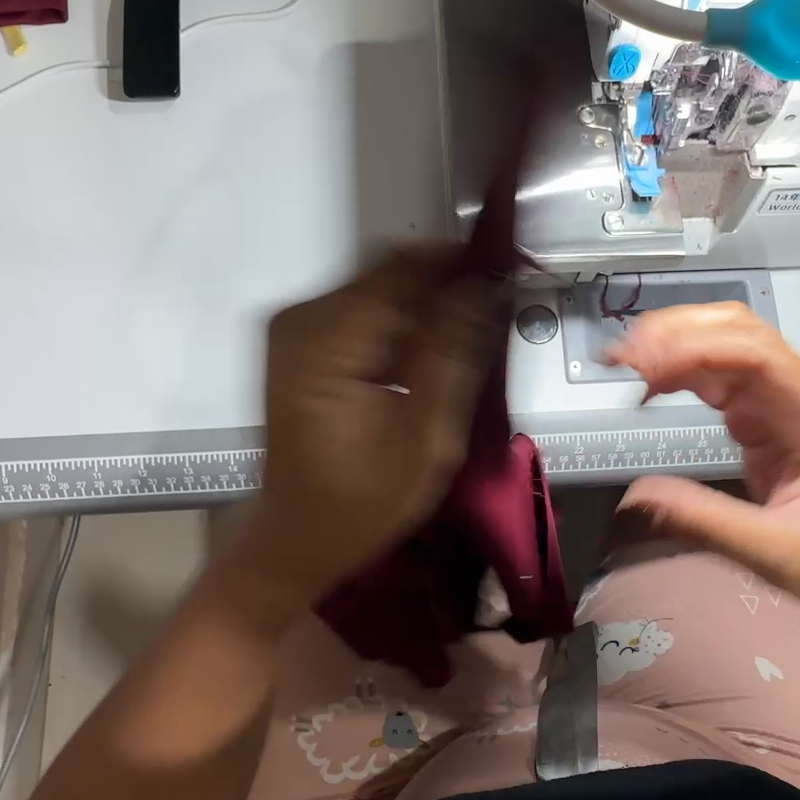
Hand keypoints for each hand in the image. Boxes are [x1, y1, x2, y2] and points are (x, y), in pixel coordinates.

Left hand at [240, 249, 497, 605]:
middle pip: (388, 276)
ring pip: (378, 291)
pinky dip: (398, 328)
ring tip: (462, 348)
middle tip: (488, 322)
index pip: (402, 269)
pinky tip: (422, 364)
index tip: (505, 271)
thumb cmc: (362, 503)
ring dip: (423, 311)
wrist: (297, 539)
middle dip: (442, 290)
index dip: (457, 261)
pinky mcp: (300, 343)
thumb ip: (455, 354)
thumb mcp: (427, 437)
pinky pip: (362, 314)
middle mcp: (300, 319)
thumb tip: (484, 285)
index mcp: (325, 340)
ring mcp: (294, 329)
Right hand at [605, 303, 799, 616]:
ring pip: (725, 345)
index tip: (646, 368)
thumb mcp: (776, 554)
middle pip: (741, 333)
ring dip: (674, 344)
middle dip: (679, 333)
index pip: (760, 356)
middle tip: (623, 357)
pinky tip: (648, 382)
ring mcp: (781, 400)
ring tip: (625, 361)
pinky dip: (679, 370)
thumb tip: (634, 495)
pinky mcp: (761, 414)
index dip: (699, 349)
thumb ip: (706, 522)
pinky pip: (717, 374)